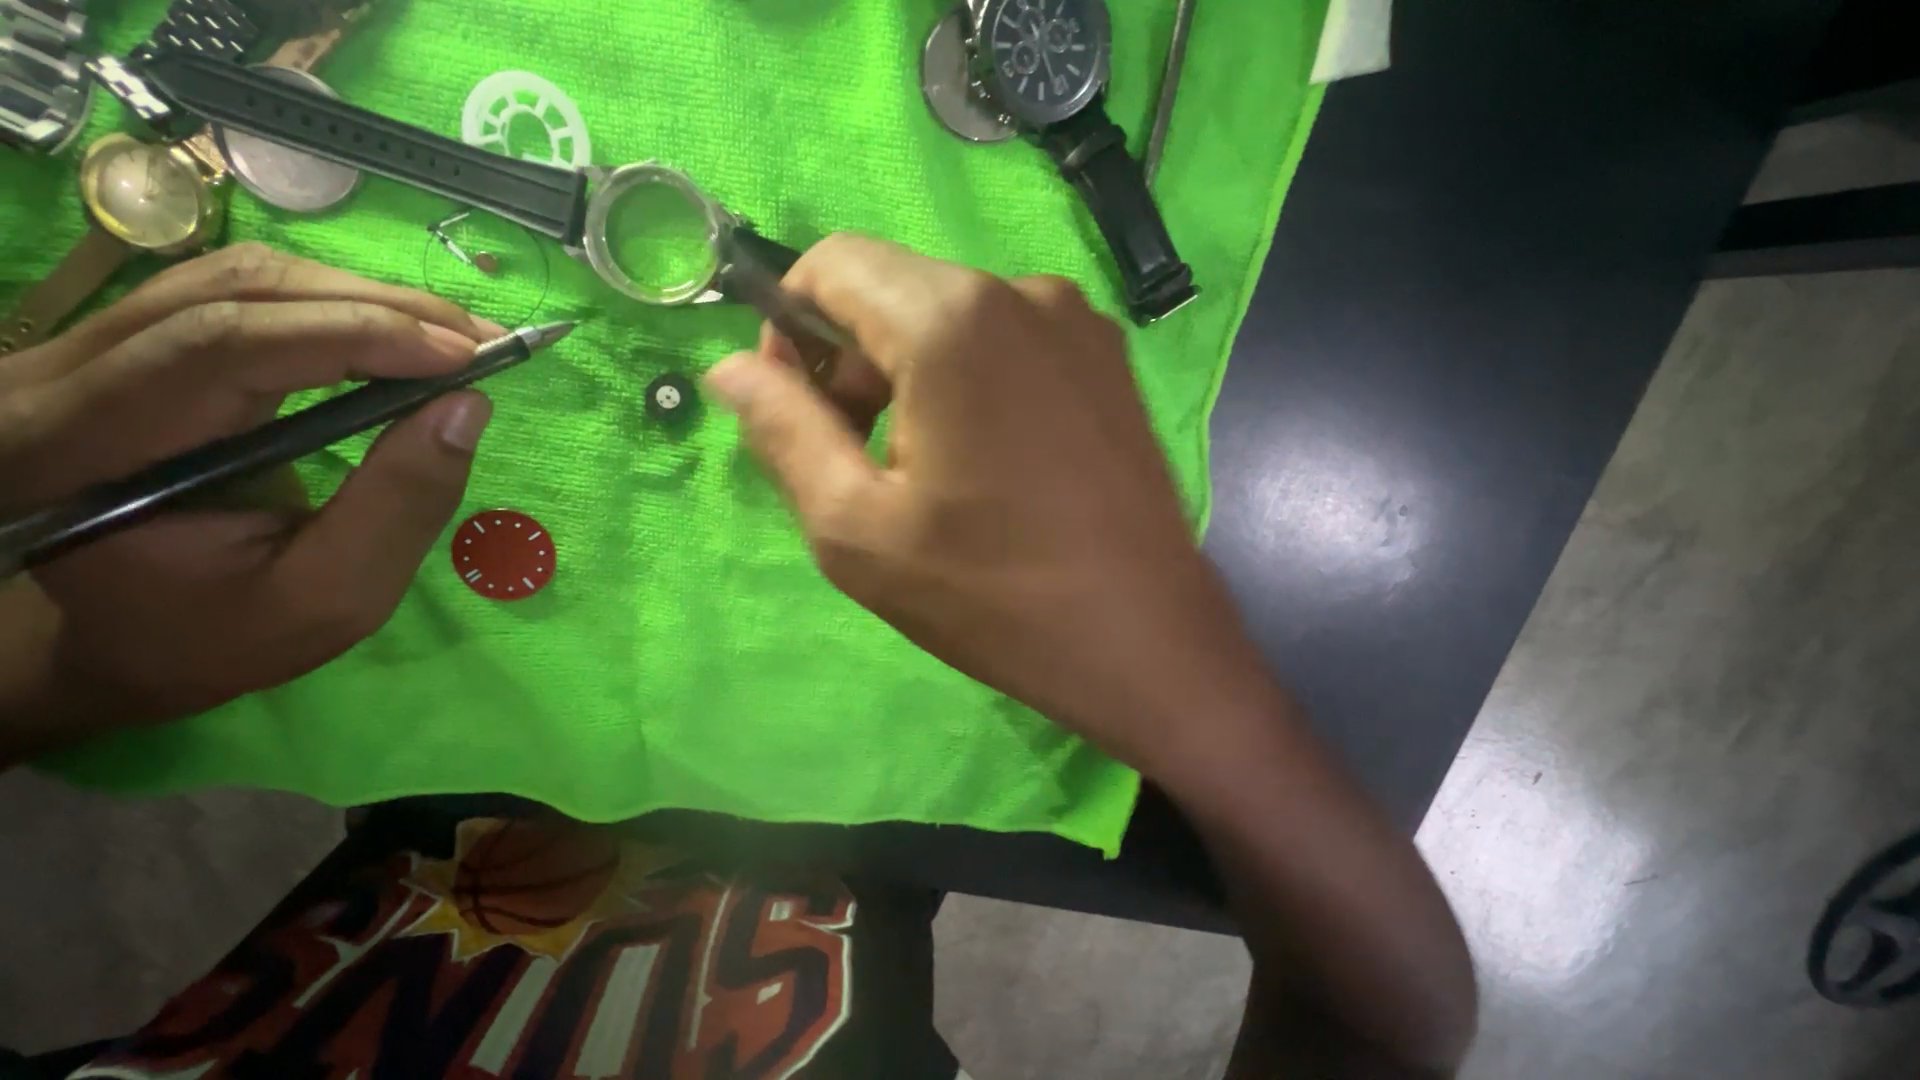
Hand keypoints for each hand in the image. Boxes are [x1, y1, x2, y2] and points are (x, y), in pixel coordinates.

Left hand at [0, 244, 498, 746]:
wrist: (124, 638)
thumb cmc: (225, 634)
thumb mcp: (332, 597)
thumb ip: (400, 506)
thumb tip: (468, 405)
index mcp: (94, 450)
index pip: (226, 345)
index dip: (359, 335)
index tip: (467, 358)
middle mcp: (63, 376)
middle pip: (238, 292)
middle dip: (380, 309)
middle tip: (483, 344)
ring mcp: (85, 349)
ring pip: (241, 278)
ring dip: (364, 298)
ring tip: (454, 339)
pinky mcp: (124, 343)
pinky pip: (236, 292)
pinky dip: (334, 303)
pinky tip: (395, 333)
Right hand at [705, 234, 1265, 771]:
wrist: (1144, 642)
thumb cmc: (991, 594)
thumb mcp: (857, 528)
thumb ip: (783, 430)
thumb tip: (732, 365)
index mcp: (952, 318)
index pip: (832, 264)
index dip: (791, 328)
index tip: (799, 412)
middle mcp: (1023, 291)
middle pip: (894, 289)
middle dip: (851, 361)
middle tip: (856, 461)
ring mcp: (1079, 323)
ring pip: (952, 317)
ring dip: (910, 376)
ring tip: (924, 475)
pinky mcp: (1110, 362)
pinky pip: (1008, 343)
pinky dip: (970, 382)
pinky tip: (987, 465)